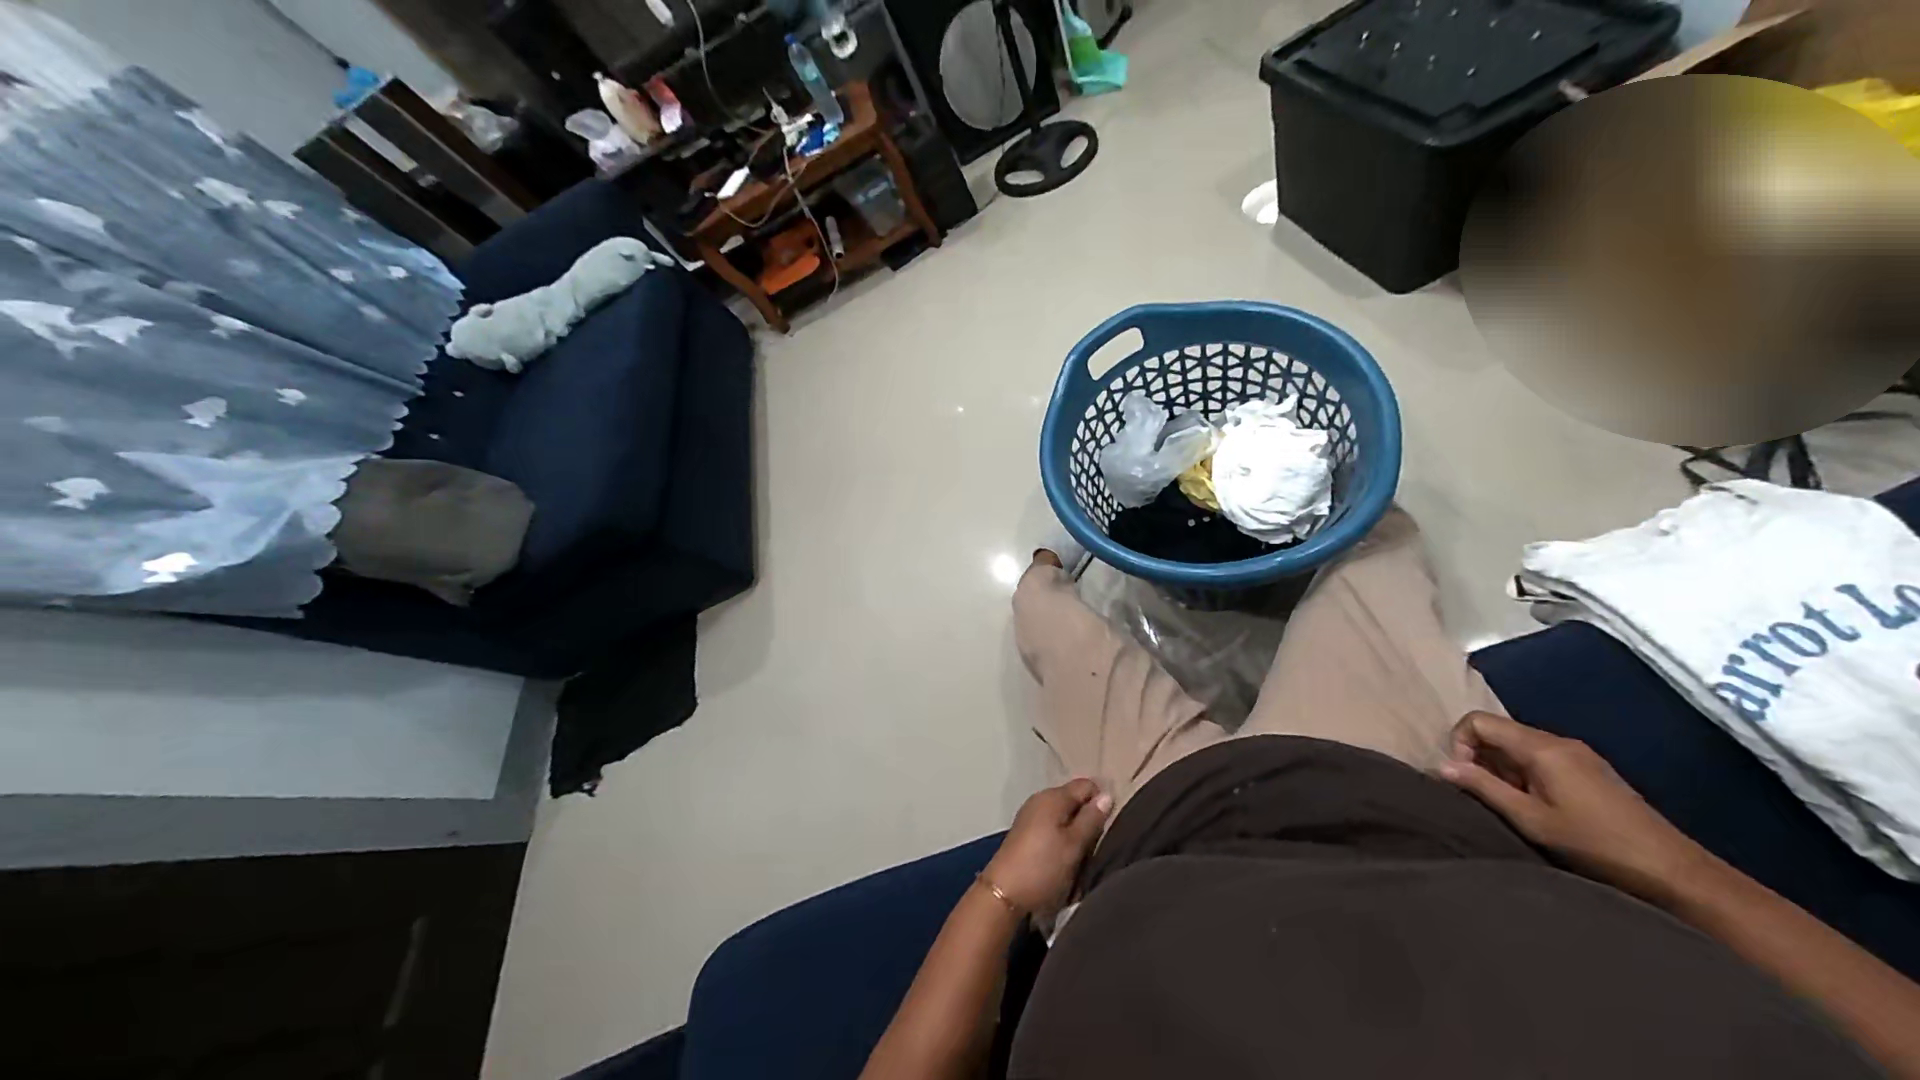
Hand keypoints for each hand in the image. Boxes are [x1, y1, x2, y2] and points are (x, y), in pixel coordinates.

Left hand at [982, 779, 1112, 918]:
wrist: (1003, 893)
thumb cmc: (1043, 867)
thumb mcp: (1074, 845)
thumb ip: (1091, 818)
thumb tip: (1107, 795)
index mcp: (1053, 796)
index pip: (1086, 785)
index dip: (1101, 801)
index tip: (1108, 825)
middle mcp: (1040, 799)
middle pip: (1074, 799)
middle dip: (1088, 817)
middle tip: (1096, 843)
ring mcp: (1030, 814)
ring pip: (1063, 814)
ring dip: (1075, 830)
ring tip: (1083, 853)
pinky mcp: (1025, 831)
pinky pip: (1052, 825)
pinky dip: (1061, 836)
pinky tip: (1064, 856)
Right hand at [1439, 711, 1715, 902]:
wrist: (1674, 871)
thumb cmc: (1595, 843)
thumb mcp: (1530, 819)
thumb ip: (1483, 787)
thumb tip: (1441, 766)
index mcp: (1541, 747)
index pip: (1478, 721)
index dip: (1460, 744)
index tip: (1464, 777)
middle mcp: (1558, 741)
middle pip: (1498, 732)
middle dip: (1479, 758)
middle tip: (1484, 795)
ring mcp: (1578, 755)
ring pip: (1518, 746)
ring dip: (1501, 769)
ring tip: (1510, 805)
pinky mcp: (1590, 770)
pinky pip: (1540, 759)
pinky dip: (1523, 774)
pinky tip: (1536, 806)